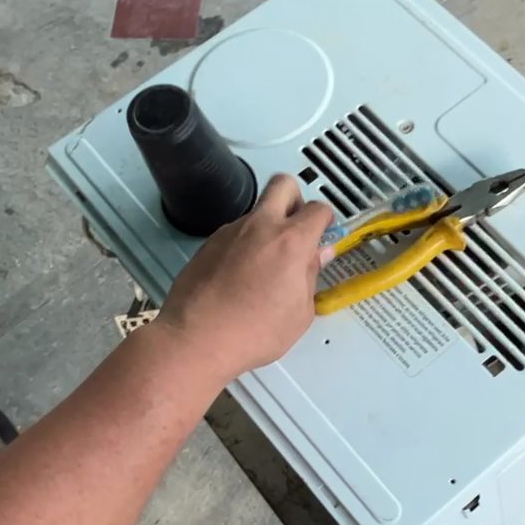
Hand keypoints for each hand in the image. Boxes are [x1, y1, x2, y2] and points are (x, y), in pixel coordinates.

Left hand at [154, 174, 335, 381]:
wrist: (198, 339)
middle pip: (283, 185)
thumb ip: (311, 276)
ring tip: (267, 267)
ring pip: (257, 212)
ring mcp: (231, 231)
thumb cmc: (256, 332)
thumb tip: (318, 255)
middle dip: (296, 200)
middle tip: (297, 230)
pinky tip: (242, 277)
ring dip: (268, 227)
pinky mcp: (209, 243)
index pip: (317, 209)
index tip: (325, 235)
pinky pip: (235, 233)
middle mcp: (261, 226)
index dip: (326, 221)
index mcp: (291, 241)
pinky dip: (245, 245)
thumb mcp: (300, 313)